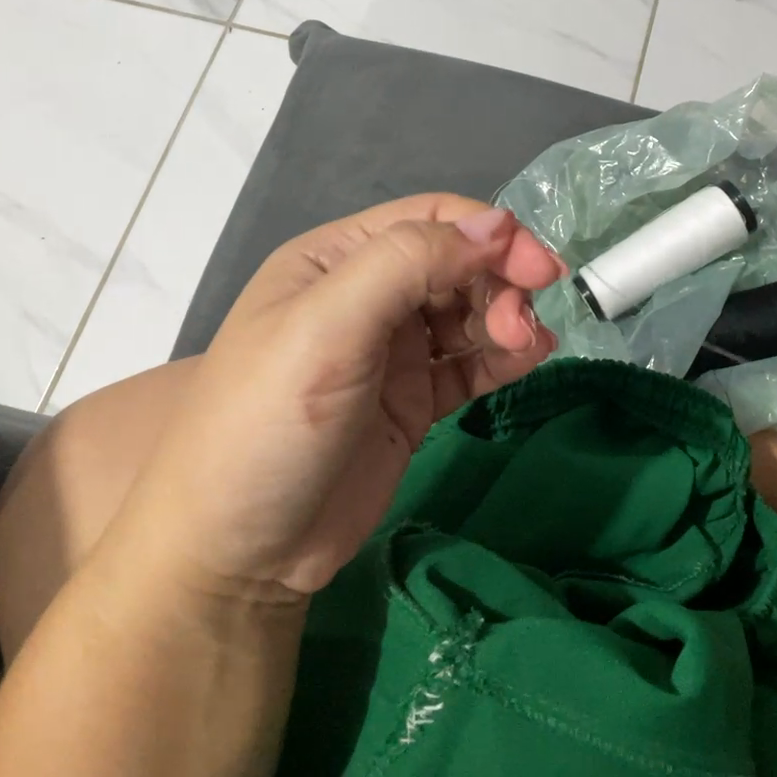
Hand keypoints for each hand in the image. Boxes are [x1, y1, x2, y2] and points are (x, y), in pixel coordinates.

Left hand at [109, 195, 564, 600]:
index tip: (538, 267)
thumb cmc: (270, 424)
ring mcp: (391, 353)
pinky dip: (502, 357)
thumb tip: (499, 224)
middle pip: (456, 264)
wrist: (239, 556)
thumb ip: (408, 262)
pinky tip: (529, 358)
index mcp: (335, 260)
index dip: (488, 233)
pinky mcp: (412, 402)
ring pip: (468, 313)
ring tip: (524, 347)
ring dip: (505, 319)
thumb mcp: (328, 327)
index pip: (428, 220)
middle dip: (498, 283)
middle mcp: (366, 296)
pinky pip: (469, 365)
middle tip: (522, 325)